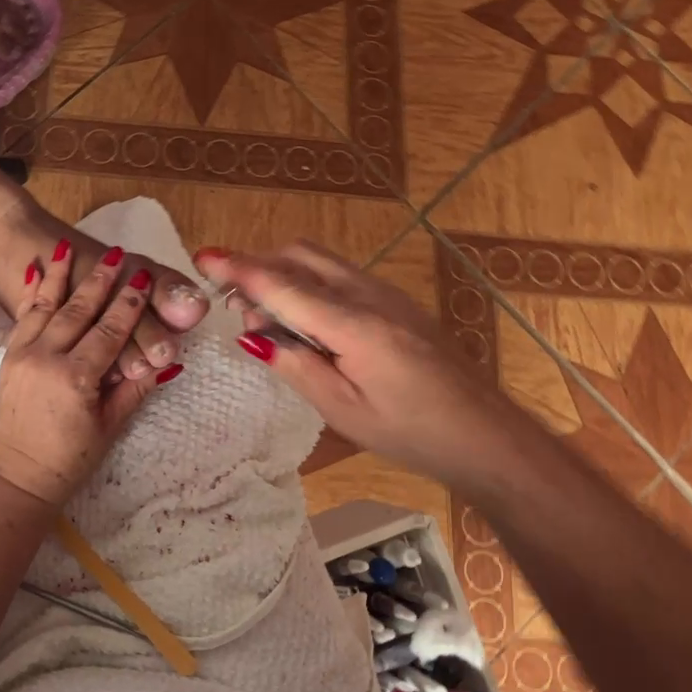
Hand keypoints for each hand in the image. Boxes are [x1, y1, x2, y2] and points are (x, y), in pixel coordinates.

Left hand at [0, 243, 182, 505]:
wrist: (21, 473)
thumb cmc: (73, 457)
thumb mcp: (111, 425)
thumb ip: (135, 388)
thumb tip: (167, 358)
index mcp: (76, 378)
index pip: (108, 332)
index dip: (128, 304)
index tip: (142, 278)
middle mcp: (47, 359)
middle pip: (78, 311)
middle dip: (99, 281)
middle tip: (117, 255)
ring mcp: (23, 355)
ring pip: (46, 307)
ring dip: (60, 276)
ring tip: (71, 249)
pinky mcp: (9, 356)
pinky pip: (23, 317)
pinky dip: (33, 293)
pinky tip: (38, 271)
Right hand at [194, 242, 537, 488]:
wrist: (488, 436)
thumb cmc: (413, 433)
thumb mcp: (343, 410)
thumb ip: (294, 365)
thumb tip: (250, 333)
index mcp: (354, 326)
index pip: (283, 285)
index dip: (240, 269)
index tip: (204, 256)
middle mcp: (369, 297)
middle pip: (299, 255)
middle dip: (257, 263)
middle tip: (230, 297)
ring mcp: (386, 294)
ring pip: (319, 260)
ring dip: (280, 270)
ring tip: (259, 310)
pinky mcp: (395, 302)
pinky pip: (337, 274)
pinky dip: (304, 280)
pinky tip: (299, 317)